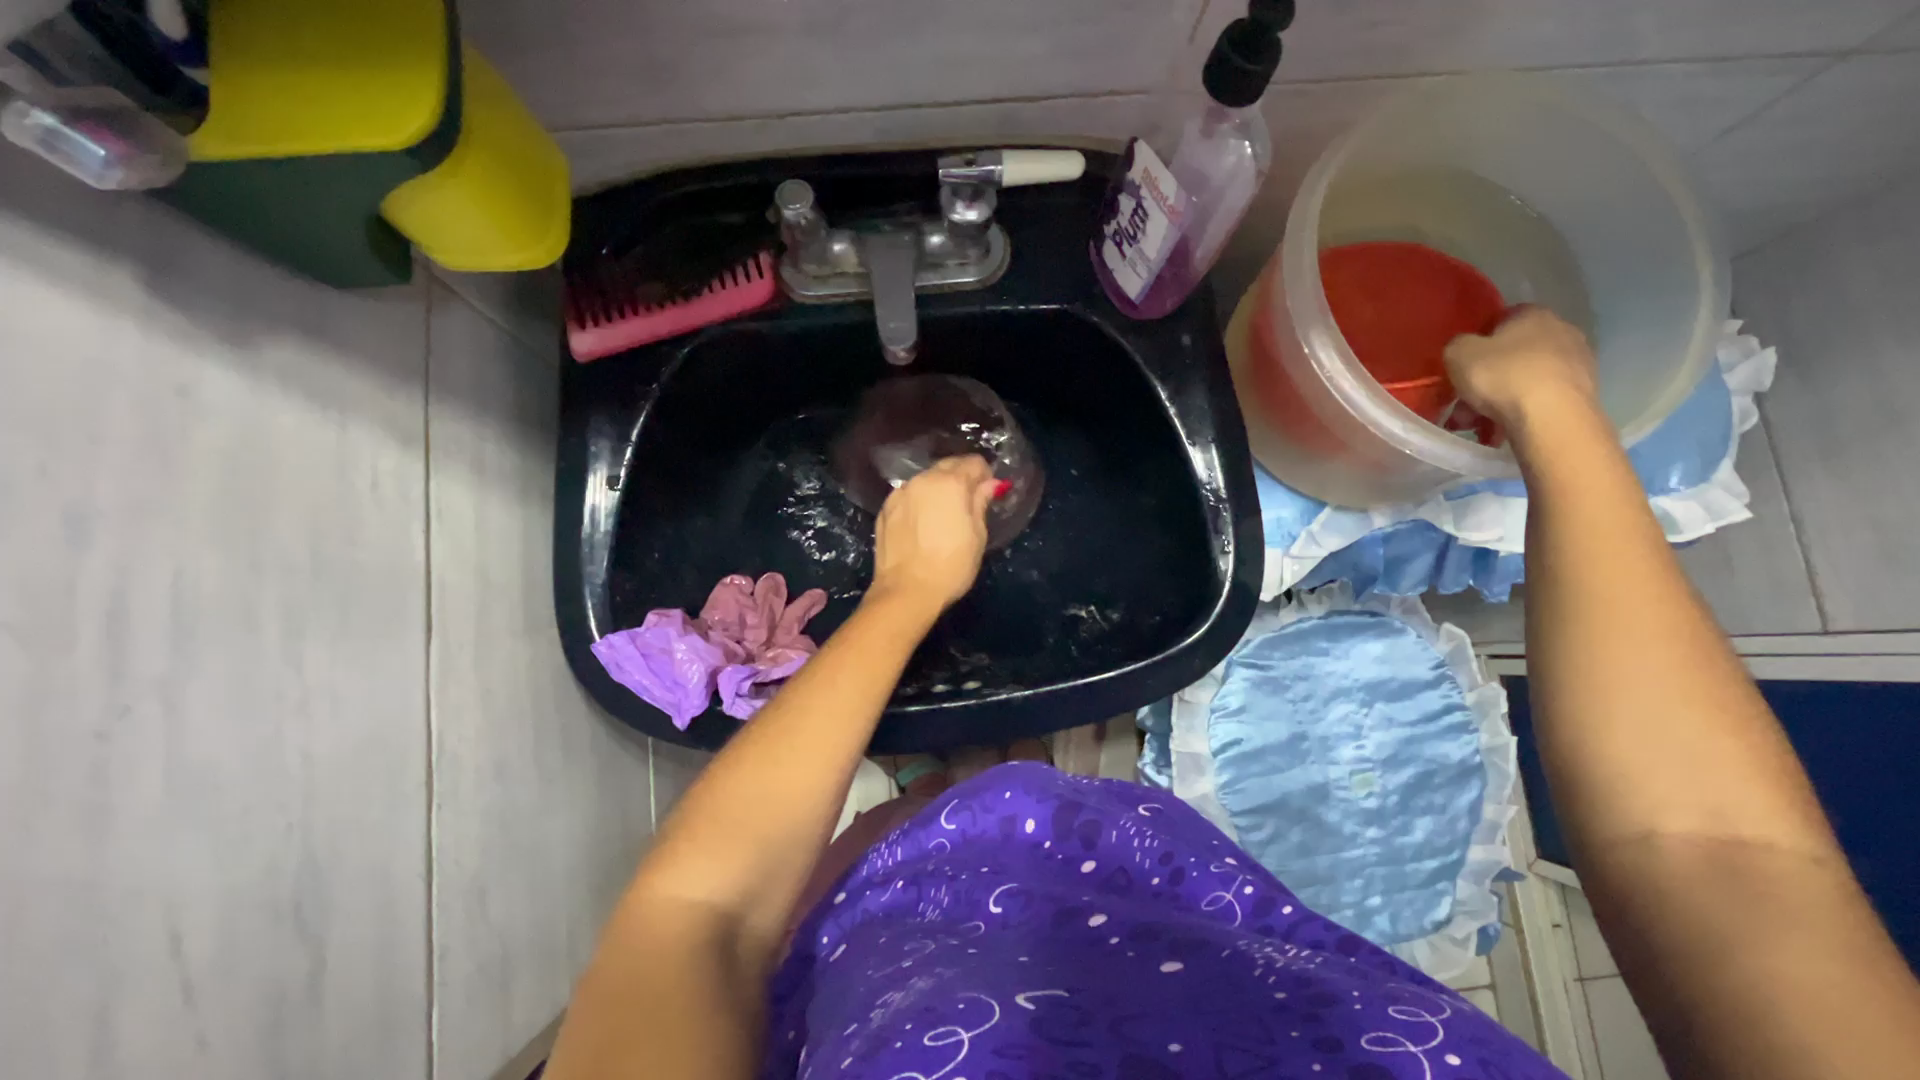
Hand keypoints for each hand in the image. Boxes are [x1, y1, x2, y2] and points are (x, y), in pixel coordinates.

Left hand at [868, 455, 997, 616]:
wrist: (906, 591)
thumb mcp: (977, 536)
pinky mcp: (884, 509)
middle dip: (960, 479)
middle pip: (947, 467)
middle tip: (967, 504)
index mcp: (950, 482)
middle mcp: (922, 479)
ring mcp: (899, 493)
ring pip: (925, 481)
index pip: (974, 463)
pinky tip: (921, 526)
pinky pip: (908, 497)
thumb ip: (981, 503)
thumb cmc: (951, 566)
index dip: (985, 476)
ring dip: (937, 490)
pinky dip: (918, 503)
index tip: (988, 493)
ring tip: (942, 517)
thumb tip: (989, 485)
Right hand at [1444, 306, 1599, 431]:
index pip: (1502, 319)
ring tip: (1481, 422)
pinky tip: (1506, 427)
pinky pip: (1543, 397)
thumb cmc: (1503, 377)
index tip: (1464, 366)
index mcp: (1533, 314)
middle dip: (1489, 376)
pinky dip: (1524, 409)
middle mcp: (1562, 330)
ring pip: (1527, 377)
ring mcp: (1579, 361)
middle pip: (1514, 352)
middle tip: (1467, 400)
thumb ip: (1457, 345)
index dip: (1478, 343)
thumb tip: (1464, 349)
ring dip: (1503, 397)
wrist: (1553, 418)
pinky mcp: (1584, 391)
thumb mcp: (1458, 354)